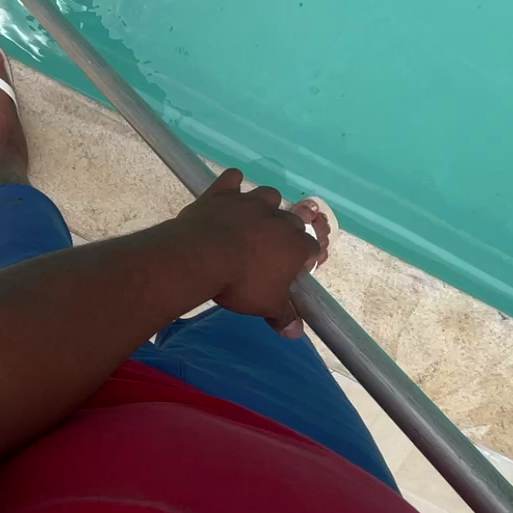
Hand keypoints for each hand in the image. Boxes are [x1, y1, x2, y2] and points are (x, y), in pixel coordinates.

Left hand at [175, 169, 327, 335]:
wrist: (202, 257)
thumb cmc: (241, 283)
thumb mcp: (266, 305)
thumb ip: (283, 315)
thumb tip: (295, 333)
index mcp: (294, 245)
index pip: (311, 248)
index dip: (306, 257)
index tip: (297, 266)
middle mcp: (277, 218)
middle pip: (292, 219)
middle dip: (287, 230)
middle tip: (272, 246)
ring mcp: (249, 202)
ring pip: (268, 194)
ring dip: (265, 203)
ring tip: (254, 218)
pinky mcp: (222, 193)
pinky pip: (231, 178)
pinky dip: (232, 182)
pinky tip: (230, 188)